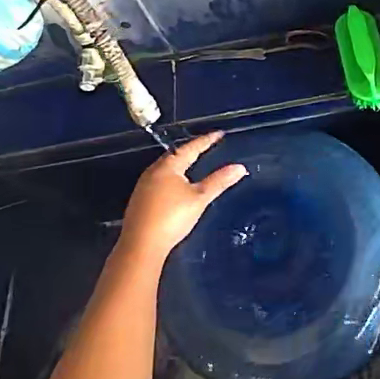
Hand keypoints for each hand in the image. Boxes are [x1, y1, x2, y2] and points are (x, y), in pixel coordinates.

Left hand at [116, 131, 247, 265]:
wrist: (141, 245)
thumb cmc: (172, 217)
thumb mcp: (200, 199)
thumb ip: (219, 181)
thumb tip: (240, 167)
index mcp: (168, 167)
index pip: (191, 148)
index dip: (206, 141)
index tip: (219, 134)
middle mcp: (153, 172)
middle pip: (174, 156)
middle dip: (190, 151)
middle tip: (205, 147)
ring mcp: (143, 186)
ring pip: (165, 168)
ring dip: (180, 164)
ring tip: (193, 163)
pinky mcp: (139, 200)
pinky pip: (158, 180)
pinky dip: (171, 177)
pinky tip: (175, 187)